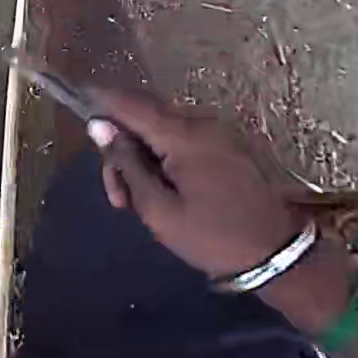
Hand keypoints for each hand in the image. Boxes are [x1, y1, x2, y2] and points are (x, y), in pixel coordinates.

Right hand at [85, 88, 315, 279]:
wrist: (281, 258)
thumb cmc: (214, 238)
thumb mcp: (159, 210)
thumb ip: (126, 164)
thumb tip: (98, 125)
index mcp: (183, 135)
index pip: (130, 103)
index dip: (100, 99)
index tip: (75, 99)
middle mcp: (199, 122)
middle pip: (142, 116)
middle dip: (120, 145)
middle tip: (116, 193)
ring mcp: (214, 131)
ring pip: (159, 129)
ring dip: (140, 156)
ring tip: (136, 202)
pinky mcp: (223, 144)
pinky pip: (179, 139)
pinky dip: (161, 158)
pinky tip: (160, 191)